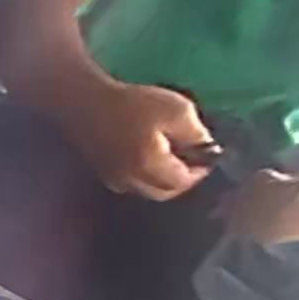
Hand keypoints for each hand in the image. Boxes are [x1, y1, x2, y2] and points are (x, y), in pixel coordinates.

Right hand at [64, 81, 214, 200]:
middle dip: (181, 181)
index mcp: (150, 166)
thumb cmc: (134, 106)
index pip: (181, 183)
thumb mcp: (178, 111)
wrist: (88, 107)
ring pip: (145, 191)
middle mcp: (130, 180)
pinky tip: (149, 160)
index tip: (210, 155)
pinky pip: (131, 185)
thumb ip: (196, 135)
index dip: (200, 172)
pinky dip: (145, 178)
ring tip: (172, 159)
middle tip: (194, 161)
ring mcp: (114, 180)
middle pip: (162, 193)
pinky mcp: (104, 175)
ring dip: (162, 181)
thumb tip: (206, 150)